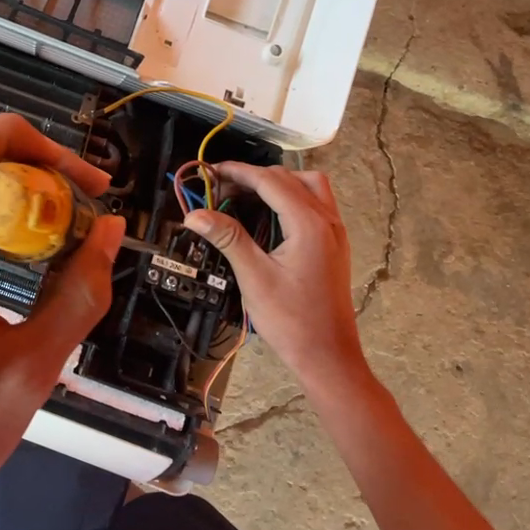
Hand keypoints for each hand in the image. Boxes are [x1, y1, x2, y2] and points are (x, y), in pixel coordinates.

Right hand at [184, 162, 363, 379]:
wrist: (329, 357)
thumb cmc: (291, 320)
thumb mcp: (254, 277)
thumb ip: (228, 238)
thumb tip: (194, 214)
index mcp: (309, 224)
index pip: (270, 181)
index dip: (238, 172)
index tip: (210, 172)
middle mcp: (327, 220)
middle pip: (289, 178)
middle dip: (253, 178)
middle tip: (221, 192)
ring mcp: (335, 232)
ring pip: (309, 186)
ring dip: (277, 183)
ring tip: (245, 197)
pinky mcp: (335, 245)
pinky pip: (316, 204)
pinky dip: (291, 198)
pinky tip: (270, 216)